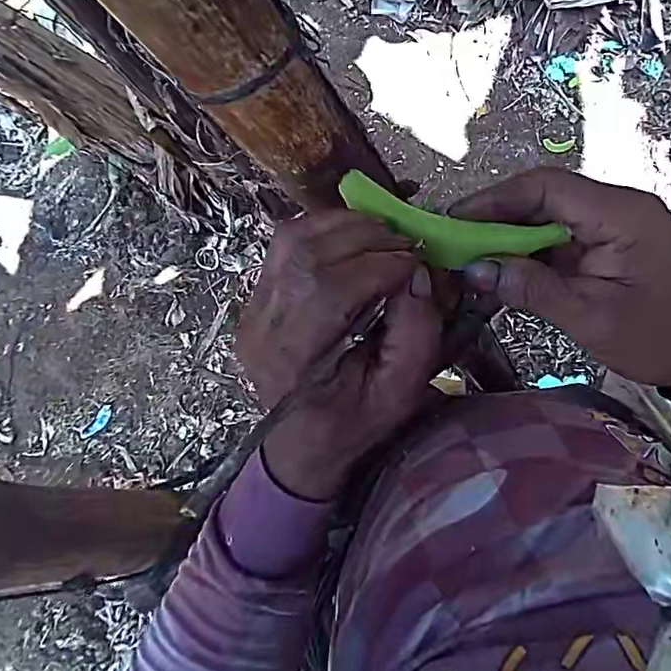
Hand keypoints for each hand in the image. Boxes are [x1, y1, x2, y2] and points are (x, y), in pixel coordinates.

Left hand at [237, 210, 443, 499]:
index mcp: (293, 361)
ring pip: (292, 239)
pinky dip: (324, 228)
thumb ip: (415, 335)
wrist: (301, 445)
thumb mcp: (399, 393)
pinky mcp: (254, 296)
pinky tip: (355, 236)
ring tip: (385, 236)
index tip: (419, 263)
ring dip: (344, 225)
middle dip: (366, 238)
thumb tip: (419, 273)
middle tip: (407, 244)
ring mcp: (251, 308)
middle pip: (307, 256)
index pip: (329, 290)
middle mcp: (260, 327)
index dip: (380, 266)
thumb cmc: (354, 425)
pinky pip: (285, 244)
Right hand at [450, 168, 670, 398]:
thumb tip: (475, 269)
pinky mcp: (608, 241)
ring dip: (507, 234)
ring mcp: (613, 222)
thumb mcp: (594, 320)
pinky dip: (527, 250)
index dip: (493, 199)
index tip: (454, 220)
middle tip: (453, 241)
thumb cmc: (666, 339)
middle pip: (542, 195)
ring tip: (469, 255)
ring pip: (546, 214)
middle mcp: (617, 206)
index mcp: (622, 214)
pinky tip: (502, 268)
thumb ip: (533, 290)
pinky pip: (558, 235)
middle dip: (494, 216)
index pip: (545, 187)